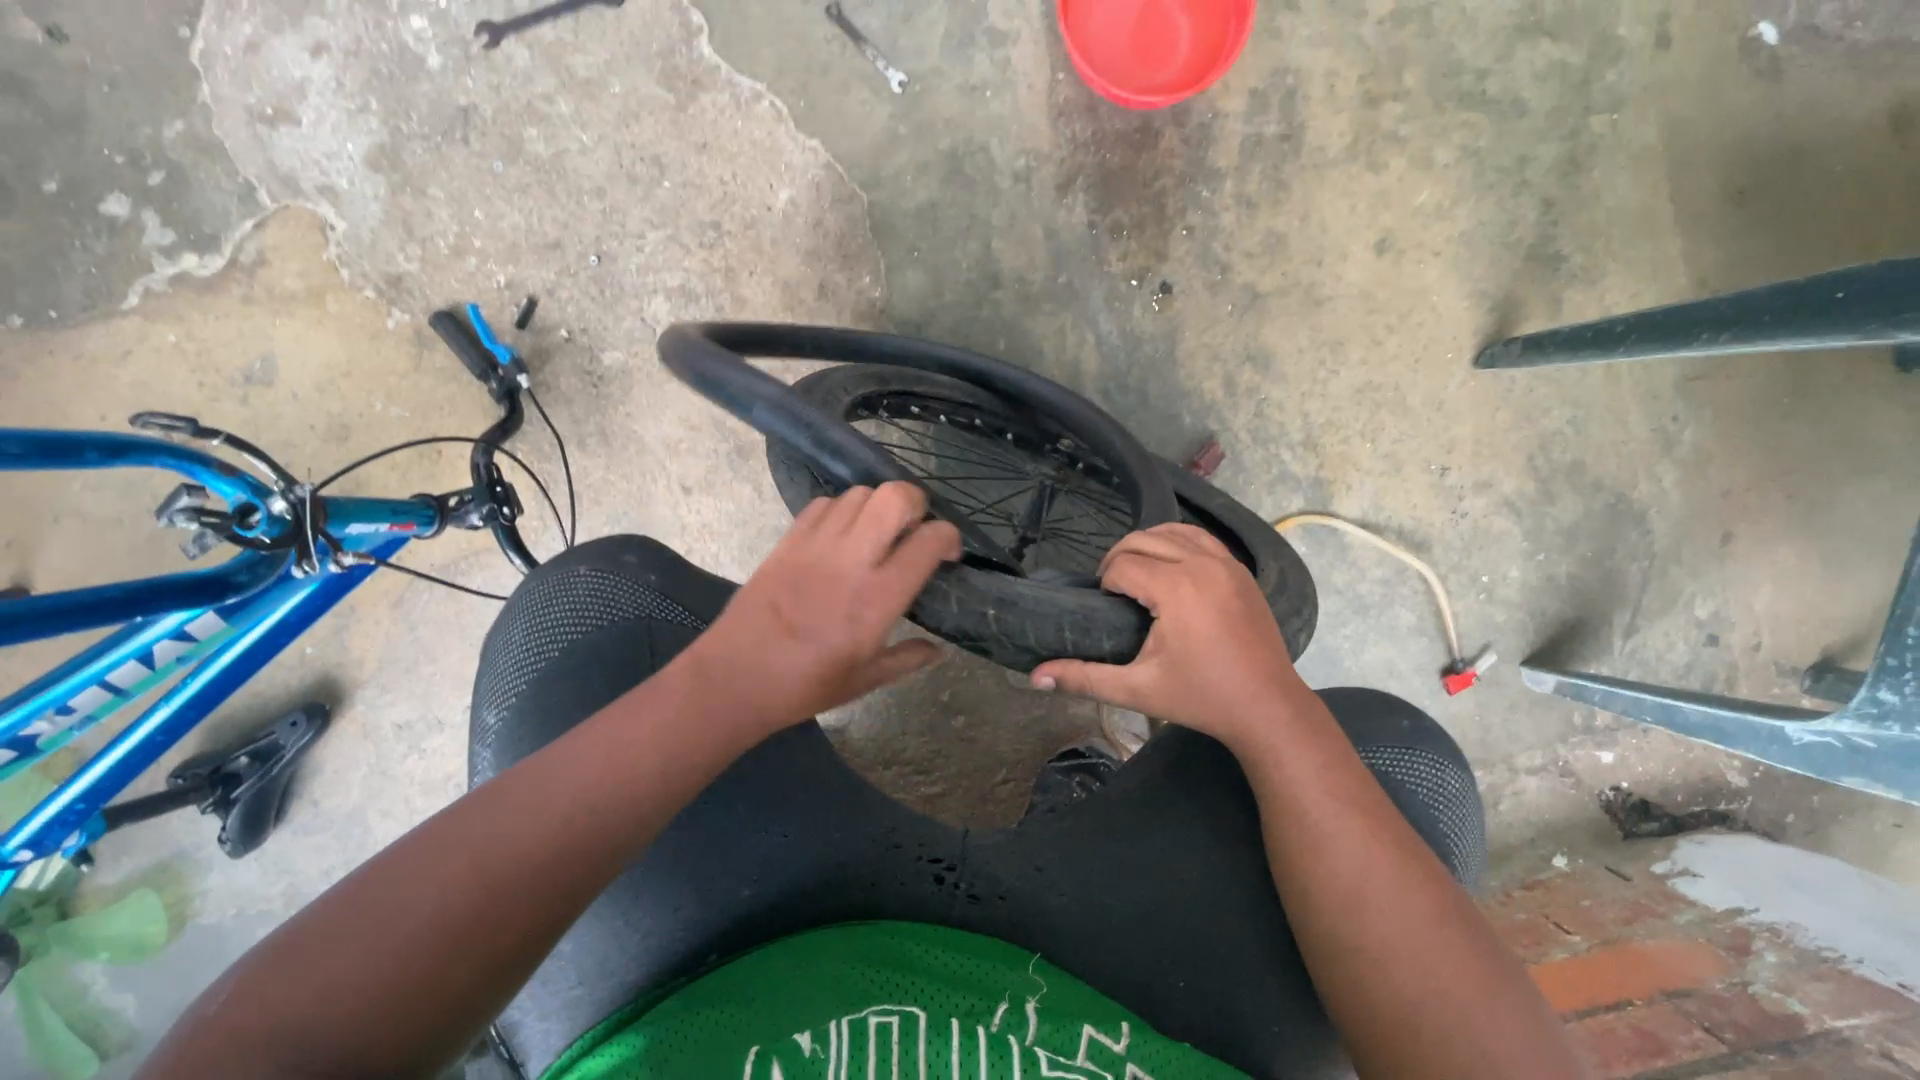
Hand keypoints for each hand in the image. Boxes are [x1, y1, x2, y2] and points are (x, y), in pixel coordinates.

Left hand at [679, 482, 960, 732]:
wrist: (735, 677)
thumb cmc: (805, 685)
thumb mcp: (865, 680)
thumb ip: (907, 659)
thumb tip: (938, 650)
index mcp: (879, 597)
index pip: (929, 540)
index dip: (949, 537)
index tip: (948, 553)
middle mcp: (852, 560)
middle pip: (895, 496)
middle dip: (917, 503)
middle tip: (915, 528)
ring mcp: (816, 544)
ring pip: (860, 493)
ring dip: (878, 505)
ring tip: (877, 532)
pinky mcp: (788, 540)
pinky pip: (824, 504)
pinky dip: (842, 510)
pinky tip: (841, 536)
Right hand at [1030, 523, 1306, 747]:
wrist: (1267, 707)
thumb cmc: (1201, 698)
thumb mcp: (1137, 690)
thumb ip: (1084, 678)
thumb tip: (1034, 678)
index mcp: (1177, 589)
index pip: (1123, 564)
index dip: (1106, 582)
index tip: (1107, 609)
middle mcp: (1202, 564)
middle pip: (1144, 539)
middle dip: (1120, 558)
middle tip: (1113, 590)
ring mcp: (1227, 564)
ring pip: (1174, 531)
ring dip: (1148, 545)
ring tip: (1137, 573)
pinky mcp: (1242, 570)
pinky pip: (1202, 538)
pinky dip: (1179, 542)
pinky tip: (1170, 567)